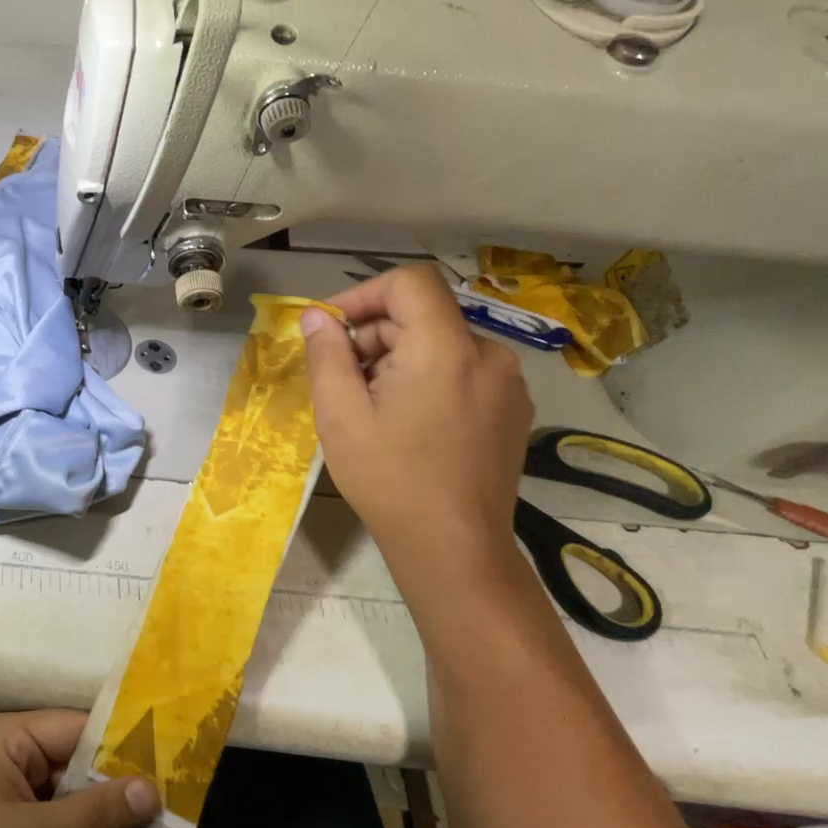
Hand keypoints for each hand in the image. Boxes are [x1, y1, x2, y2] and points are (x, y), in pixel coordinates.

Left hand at [0, 710, 194, 827]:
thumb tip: (151, 787)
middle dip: (140, 804)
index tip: (180, 767)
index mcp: (11, 741)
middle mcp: (23, 763)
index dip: (130, 747)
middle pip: (93, 773)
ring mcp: (30, 806)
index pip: (81, 729)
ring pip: (95, 813)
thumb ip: (93, 813)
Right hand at [300, 265, 533, 568]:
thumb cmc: (389, 477)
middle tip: (341, 383)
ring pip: (440, 345)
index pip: (410, 283)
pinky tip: (407, 423)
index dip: (364, 294)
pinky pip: (461, 371)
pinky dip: (427, 379)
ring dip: (397, 360)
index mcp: (446, 350)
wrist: (452, 544)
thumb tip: (316, 317)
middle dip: (373, 338)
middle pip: (421, 317)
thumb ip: (327, 355)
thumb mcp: (339, 414)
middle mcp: (488, 356)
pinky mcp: (512, 409)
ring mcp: (507, 384)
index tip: (331, 329)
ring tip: (371, 408)